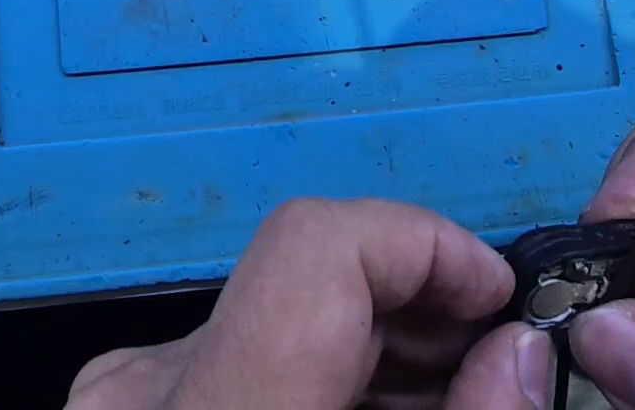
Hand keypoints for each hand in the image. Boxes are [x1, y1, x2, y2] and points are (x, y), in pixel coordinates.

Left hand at [66, 197, 549, 409]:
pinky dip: (317, 374)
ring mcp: (120, 395)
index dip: (417, 242)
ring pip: (273, 316)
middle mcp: (146, 389)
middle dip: (416, 305)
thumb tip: (515, 352)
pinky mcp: (119, 406)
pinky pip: (239, 357)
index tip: (500, 295)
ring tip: (452, 399)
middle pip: (299, 278)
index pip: (313, 247)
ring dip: (372, 343)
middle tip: (500, 363)